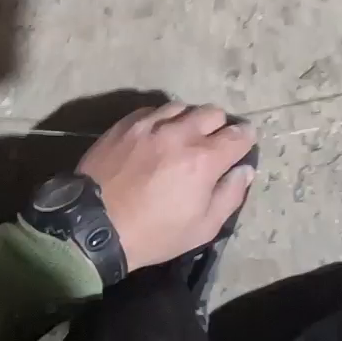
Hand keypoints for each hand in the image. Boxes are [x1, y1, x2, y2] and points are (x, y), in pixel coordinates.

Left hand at [75, 103, 256, 270]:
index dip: (246, 138)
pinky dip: (162, 119)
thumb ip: (230, 195)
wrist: (94, 226)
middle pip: (212, 113)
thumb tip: (245, 170)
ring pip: (181, 106)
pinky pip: (152, 110)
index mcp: (204, 159)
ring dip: (189, 119)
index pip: (238, 135)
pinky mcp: (125, 125)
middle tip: (213, 143)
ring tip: (184, 136)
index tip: (244, 144)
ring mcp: (150, 125)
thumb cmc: (153, 233)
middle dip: (219, 126)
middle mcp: (180, 133)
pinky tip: (157, 134)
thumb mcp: (202, 228)